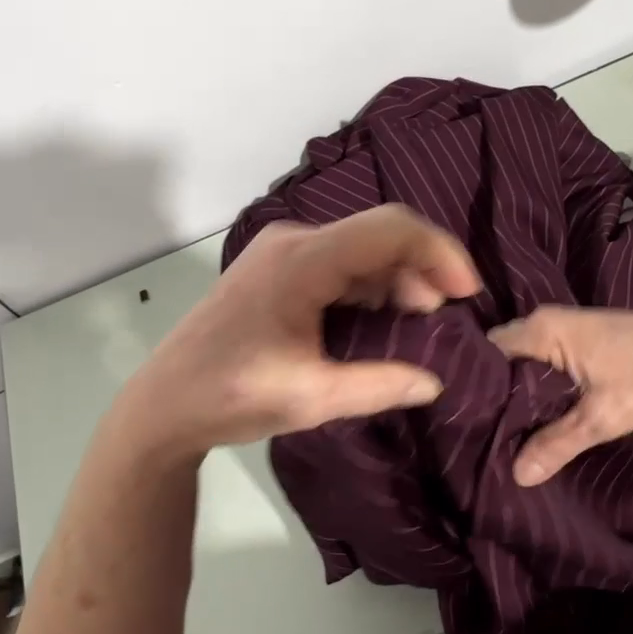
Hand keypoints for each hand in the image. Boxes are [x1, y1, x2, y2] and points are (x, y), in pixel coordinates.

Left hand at [111, 204, 482, 460]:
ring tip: (418, 324)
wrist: (164, 404)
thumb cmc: (232, 396)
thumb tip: (435, 382)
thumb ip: (380, 385)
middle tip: (446, 318)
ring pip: (358, 250)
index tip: (468, 293)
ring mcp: (280, 252)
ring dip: (395, 280)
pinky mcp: (274, 269)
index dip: (439, 252)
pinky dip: (368, 286)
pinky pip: (336, 263)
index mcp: (302, 261)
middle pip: (377, 236)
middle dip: (421, 270)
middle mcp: (293, 242)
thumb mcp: (312, 397)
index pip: (390, 229)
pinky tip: (380, 320)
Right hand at [488, 308, 632, 486]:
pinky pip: (540, 356)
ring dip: (513, 387)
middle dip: (490, 390)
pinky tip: (532, 410)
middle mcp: (544, 319)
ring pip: (521, 357)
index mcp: (540, 329)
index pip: (485, 353)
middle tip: (478, 428)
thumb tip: (516, 476)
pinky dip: (533, 381)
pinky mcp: (578, 336)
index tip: (463, 418)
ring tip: (499, 424)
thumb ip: (554, 444)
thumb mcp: (600, 418)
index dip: (473, 385)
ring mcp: (562, 324)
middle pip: (500, 355)